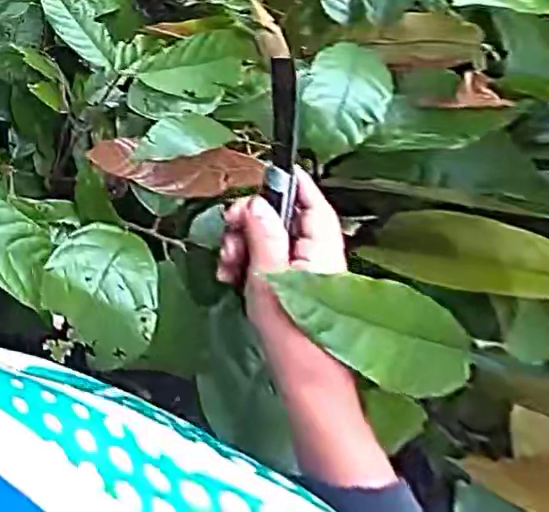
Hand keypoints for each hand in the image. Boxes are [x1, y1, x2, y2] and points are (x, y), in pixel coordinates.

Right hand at [217, 169, 347, 384]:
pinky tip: (229, 274)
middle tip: (230, 234)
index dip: (299, 186)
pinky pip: (262, 259)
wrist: (305, 381)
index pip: (313, 209)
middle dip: (248, 221)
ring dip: (240, 243)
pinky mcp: (290, 288)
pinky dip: (242, 261)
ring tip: (227, 263)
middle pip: (280, 221)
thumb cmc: (293, 331)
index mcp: (321, 254)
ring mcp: (304, 275)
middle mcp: (316, 260)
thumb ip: (264, 237)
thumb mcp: (269, 278)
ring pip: (266, 239)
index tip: (281, 167)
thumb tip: (257, 203)